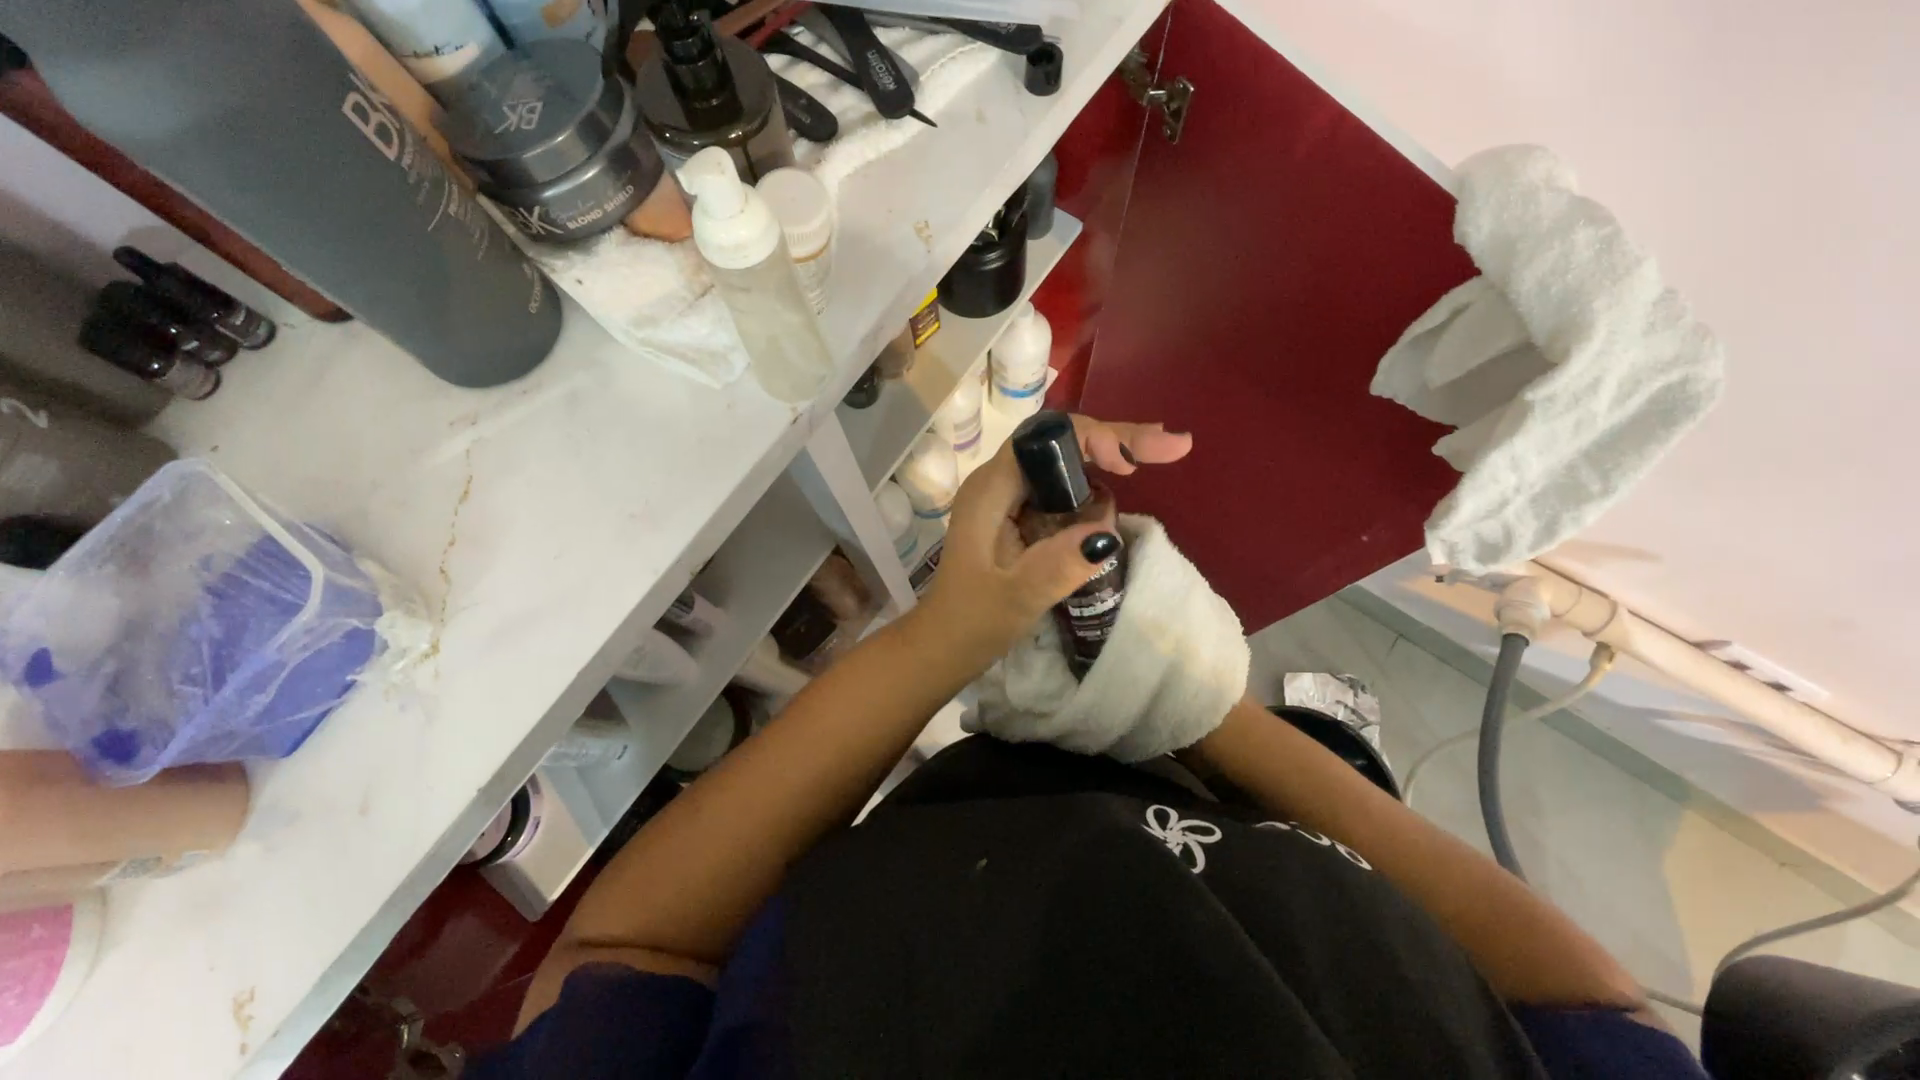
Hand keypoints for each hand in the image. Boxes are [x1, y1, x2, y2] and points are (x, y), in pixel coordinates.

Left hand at [914, 416, 1191, 663]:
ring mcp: (1008, 500)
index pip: (1046, 439)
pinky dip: (1092, 492)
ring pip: (1064, 465)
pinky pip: (1060, 491)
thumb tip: (1106, 533)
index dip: (1094, 438)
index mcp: (992, 489)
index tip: (1133, 463)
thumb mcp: (1016, 598)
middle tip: (1173, 447)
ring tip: (1157, 462)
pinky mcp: (1017, 518)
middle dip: (1115, 441)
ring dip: (1107, 464)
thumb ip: (1056, 566)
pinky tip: (1116, 501)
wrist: (944, 645)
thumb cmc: (973, 622)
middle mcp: (999, 483)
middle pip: (1060, 443)